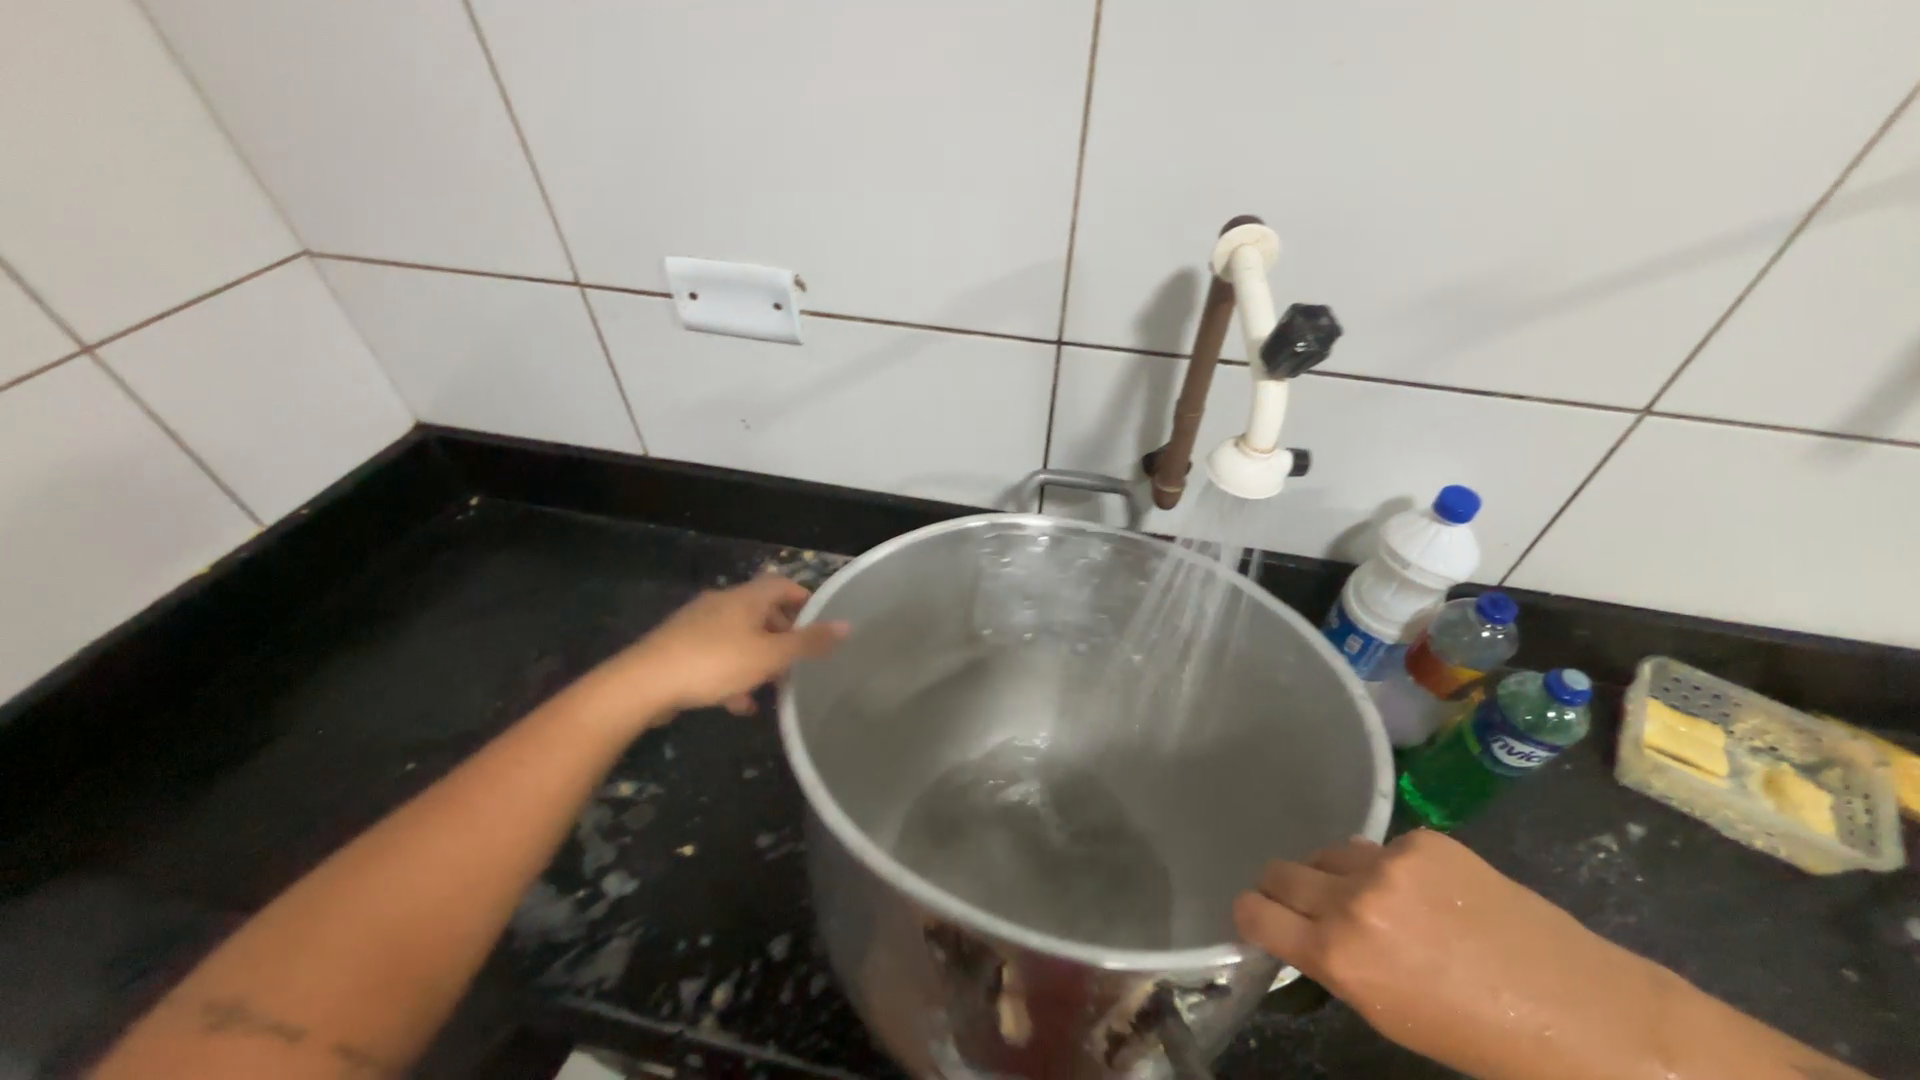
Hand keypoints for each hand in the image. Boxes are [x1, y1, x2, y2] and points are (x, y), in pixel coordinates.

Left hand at [587, 575, 848, 725]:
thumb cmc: (714, 662)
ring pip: (739, 638)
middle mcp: (721, 604)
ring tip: (774, 687)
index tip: (821, 624)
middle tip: (801, 661)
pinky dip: (732, 676)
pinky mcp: (679, 650)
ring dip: (758, 659)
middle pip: (761, 613)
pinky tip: (740, 704)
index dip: (805, 601)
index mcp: (745, 598)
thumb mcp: (769, 655)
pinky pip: (716, 658)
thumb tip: (847, 625)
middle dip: (782, 636)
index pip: (783, 585)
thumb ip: (808, 643)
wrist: (643, 684)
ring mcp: (696, 627)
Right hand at [1234, 830, 1670, 1079]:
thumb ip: (1335, 963)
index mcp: (1338, 956)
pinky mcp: (1427, 841)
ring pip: (1329, 852)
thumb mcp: (1385, 1013)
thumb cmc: (1478, 1038)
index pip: (1254, 910)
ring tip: (1379, 902)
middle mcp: (1353, 901)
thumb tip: (1305, 930)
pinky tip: (1431, 895)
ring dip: (1337, 875)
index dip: (1252, 914)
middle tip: (1313, 909)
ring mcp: (1392, 864)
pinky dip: (1392, 868)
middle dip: (1286, 891)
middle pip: (1281, 871)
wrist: (1581, 1013)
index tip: (1262, 920)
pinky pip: (1383, 848)